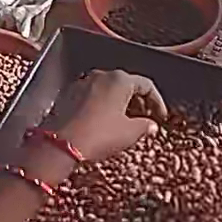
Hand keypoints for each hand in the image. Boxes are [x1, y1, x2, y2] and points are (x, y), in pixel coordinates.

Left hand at [41, 69, 167, 161]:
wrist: (60, 144)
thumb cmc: (98, 135)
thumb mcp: (129, 133)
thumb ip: (145, 126)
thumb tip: (150, 125)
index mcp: (120, 80)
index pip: (146, 85)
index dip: (157, 101)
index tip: (160, 115)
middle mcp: (101, 76)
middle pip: (126, 84)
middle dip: (138, 101)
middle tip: (146, 118)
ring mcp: (83, 83)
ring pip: (108, 89)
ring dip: (119, 103)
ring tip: (126, 121)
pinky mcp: (69, 95)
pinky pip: (92, 96)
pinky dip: (102, 105)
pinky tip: (104, 122)